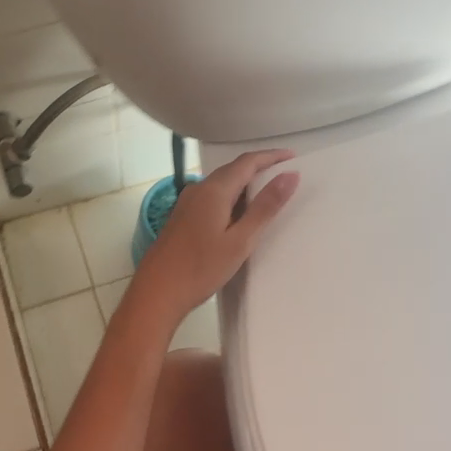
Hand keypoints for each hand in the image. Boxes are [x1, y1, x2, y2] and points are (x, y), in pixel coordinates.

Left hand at [124, 149, 299, 326]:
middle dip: (259, 169)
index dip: (271, 157)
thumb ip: (265, 207)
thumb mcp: (240, 240)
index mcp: (214, 190)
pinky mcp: (182, 218)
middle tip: (285, 176)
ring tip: (268, 196)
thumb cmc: (201, 269)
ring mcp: (186, 204)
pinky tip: (239, 216)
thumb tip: (290, 175)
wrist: (157, 293)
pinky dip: (231, 199)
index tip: (293, 157)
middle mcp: (198, 190)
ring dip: (245, 186)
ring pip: (221, 185)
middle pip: (233, 170)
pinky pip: (211, 199)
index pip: (247, 162)